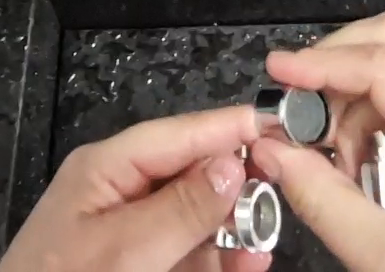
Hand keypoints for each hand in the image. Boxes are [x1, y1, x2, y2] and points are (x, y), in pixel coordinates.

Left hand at [0, 106, 272, 271]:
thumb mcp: (125, 251)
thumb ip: (181, 208)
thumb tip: (232, 164)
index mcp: (106, 169)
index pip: (176, 134)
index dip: (225, 128)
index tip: (273, 125)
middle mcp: (117, 191)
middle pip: (187, 174)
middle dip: (232, 184)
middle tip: (278, 193)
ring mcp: (125, 232)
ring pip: (190, 216)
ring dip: (229, 228)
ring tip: (263, 241)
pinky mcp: (132, 265)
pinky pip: (181, 252)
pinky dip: (212, 258)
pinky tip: (244, 264)